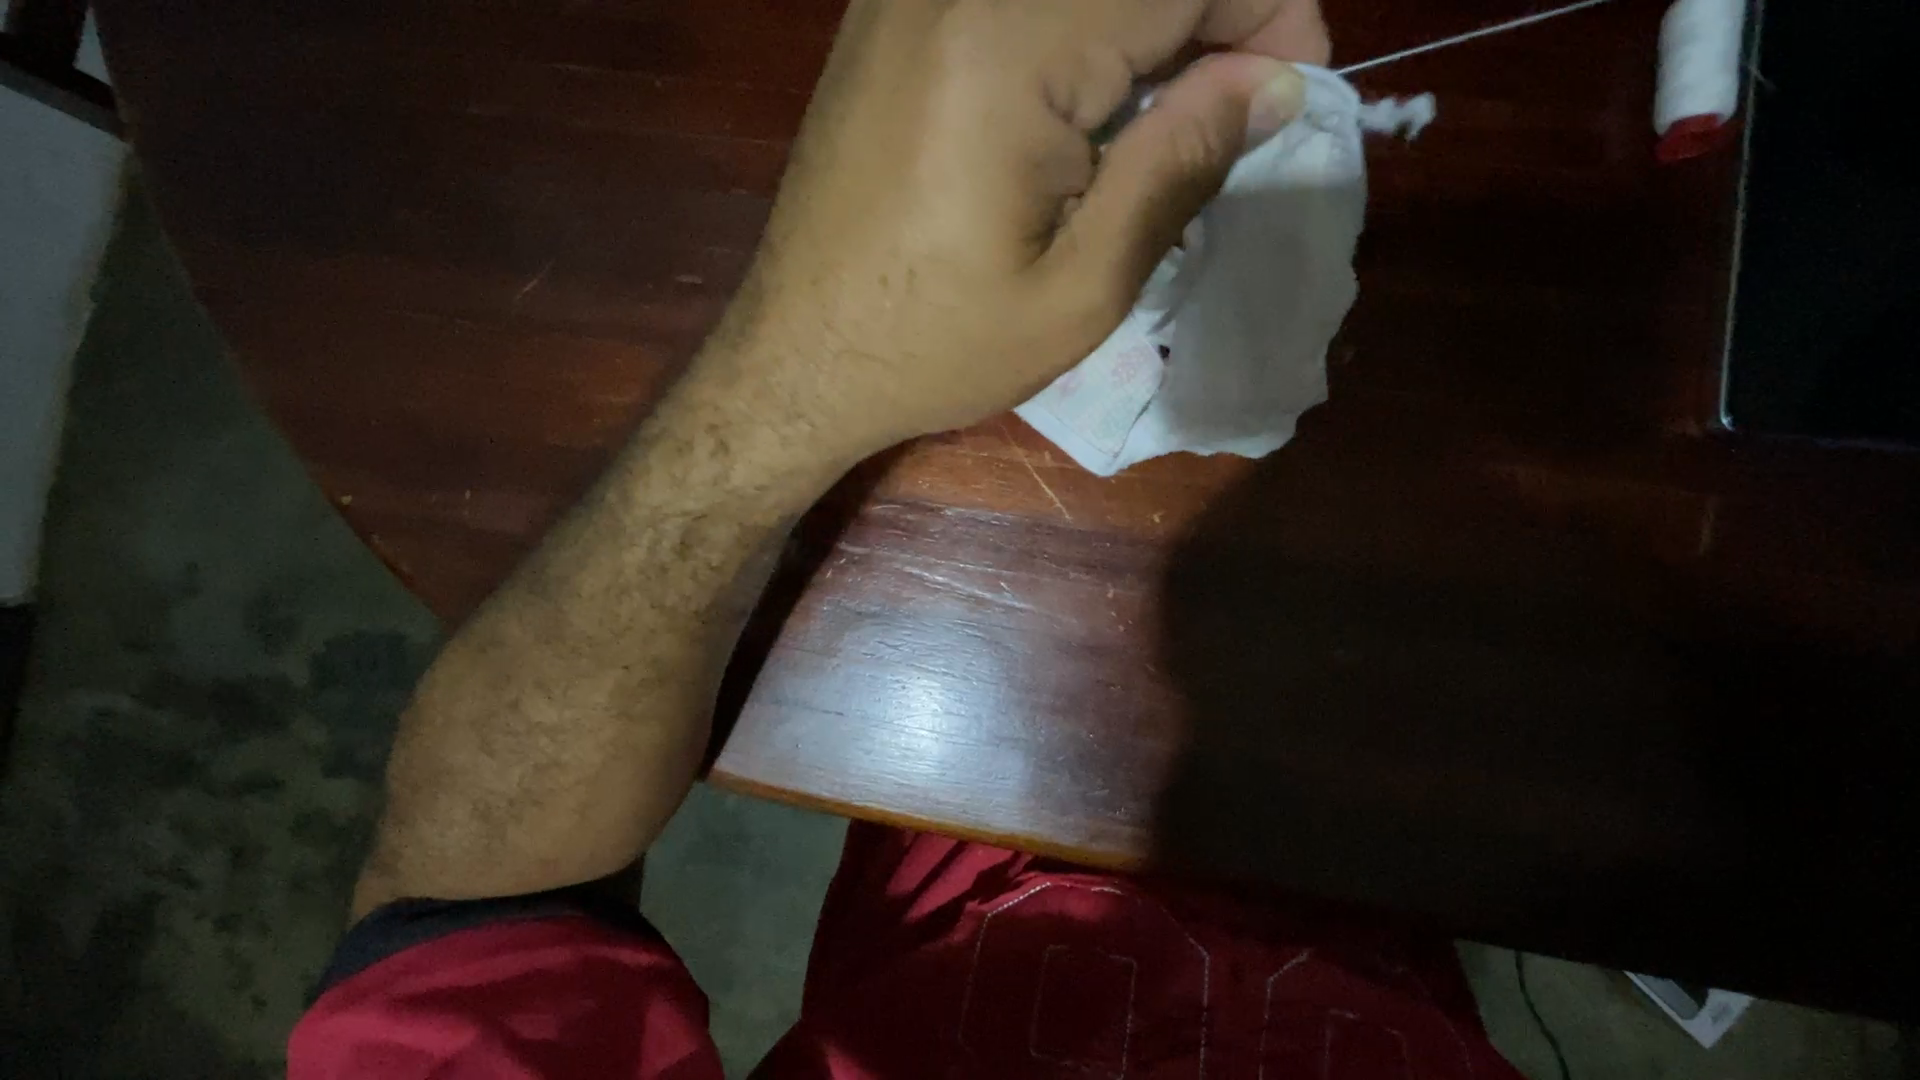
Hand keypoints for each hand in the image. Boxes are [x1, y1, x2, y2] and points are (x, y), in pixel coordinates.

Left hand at [715, 0, 1330, 462]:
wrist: (798, 361)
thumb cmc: (935, 348)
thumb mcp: (1078, 290)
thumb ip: (1177, 168)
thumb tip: (1272, 83)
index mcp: (1007, 49)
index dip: (1261, 8)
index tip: (1302, 70)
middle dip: (1204, 13)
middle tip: (1249, 90)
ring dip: (1138, 29)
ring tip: (1177, 106)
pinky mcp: (881, 23)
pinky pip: (1005, 4)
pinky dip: (1070, 35)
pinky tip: (1090, 99)